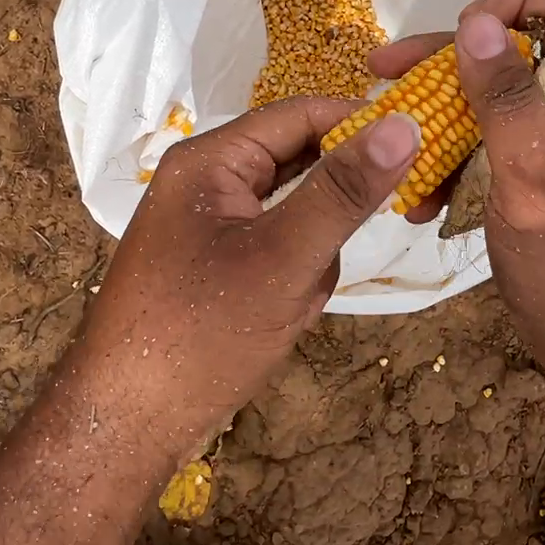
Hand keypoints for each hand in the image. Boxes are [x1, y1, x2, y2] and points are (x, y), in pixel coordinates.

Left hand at [0, 99, 422, 544]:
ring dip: (314, 241)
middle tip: (393, 214)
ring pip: (291, 203)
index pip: (302, 114)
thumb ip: (345, 190)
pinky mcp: (214, 258)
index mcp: (212, 158)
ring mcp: (208, 220)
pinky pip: (275, 239)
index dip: (361, 121)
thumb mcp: (286, 256)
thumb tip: (405, 124)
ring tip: (303, 289)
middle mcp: (207, 177)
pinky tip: (289, 302)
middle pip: (297, 156)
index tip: (420, 141)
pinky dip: (296, 263)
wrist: (123, 430)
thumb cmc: (203, 333)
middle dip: (338, 193)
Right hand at [378, 0, 544, 544]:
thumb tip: (478, 20)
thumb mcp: (538, 182)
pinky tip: (419, 200)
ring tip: (391, 143)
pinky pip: (481, 153)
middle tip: (380, 72)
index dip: (508, 6)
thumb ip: (509, 102)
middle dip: (444, 64)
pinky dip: (447, 166)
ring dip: (435, 122)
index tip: (455, 25)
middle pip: (507, 60)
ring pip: (485, 108)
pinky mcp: (528, 184)